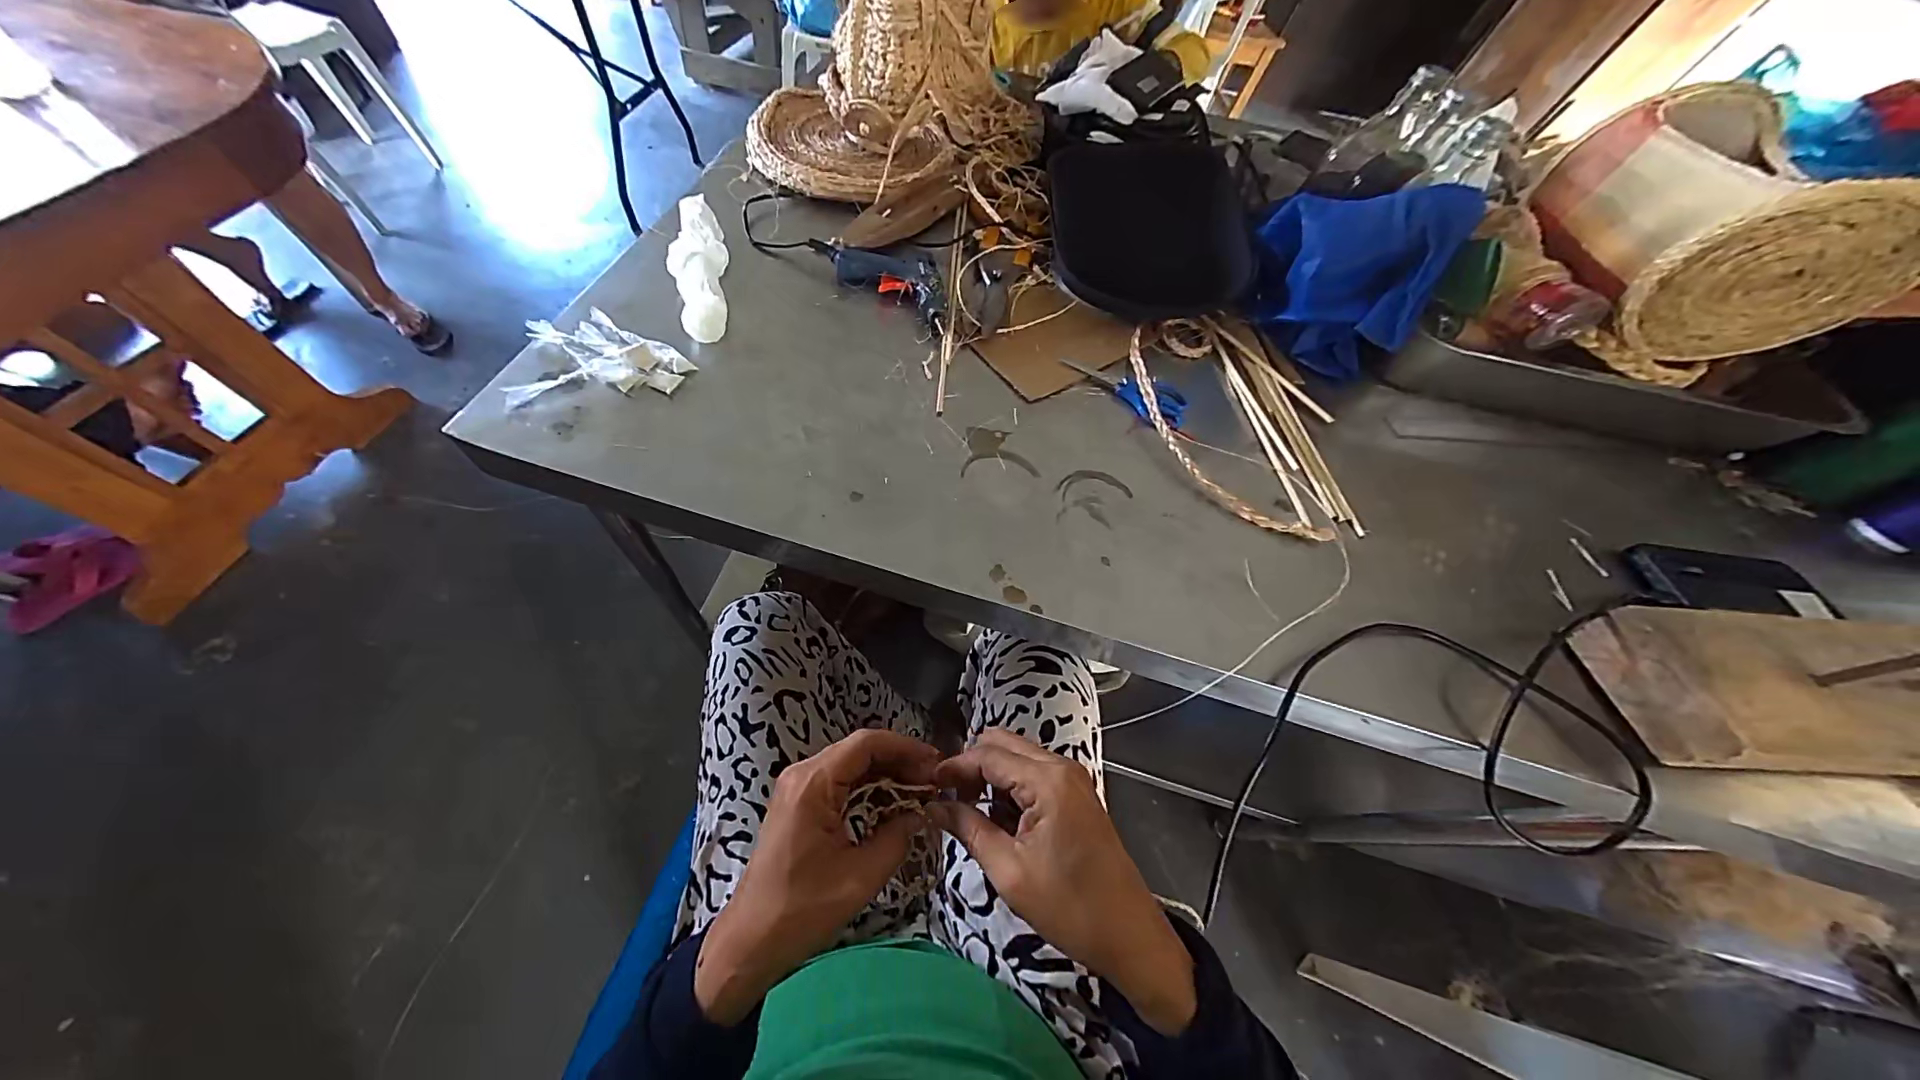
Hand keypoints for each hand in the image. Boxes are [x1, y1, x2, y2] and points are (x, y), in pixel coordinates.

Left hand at [694, 729, 937, 1024]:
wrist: (749, 942)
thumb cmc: (802, 910)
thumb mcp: (860, 876)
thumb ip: (897, 838)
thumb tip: (920, 814)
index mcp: (812, 784)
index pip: (866, 744)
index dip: (906, 748)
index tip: (936, 763)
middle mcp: (802, 775)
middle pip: (859, 750)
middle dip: (900, 761)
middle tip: (933, 780)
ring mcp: (797, 789)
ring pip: (851, 765)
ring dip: (886, 774)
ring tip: (920, 790)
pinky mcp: (798, 805)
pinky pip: (840, 783)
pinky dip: (869, 788)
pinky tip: (893, 803)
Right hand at [928, 729, 1196, 1034]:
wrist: (1130, 936)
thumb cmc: (1070, 908)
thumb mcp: (1009, 871)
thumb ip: (969, 829)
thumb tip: (934, 807)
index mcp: (1047, 781)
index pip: (987, 754)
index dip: (953, 767)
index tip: (926, 786)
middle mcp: (1062, 768)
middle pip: (1003, 744)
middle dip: (970, 766)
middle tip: (945, 798)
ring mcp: (1073, 780)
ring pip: (1018, 758)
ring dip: (989, 776)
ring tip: (964, 811)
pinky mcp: (1077, 795)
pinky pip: (1034, 775)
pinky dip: (1009, 787)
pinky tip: (995, 818)